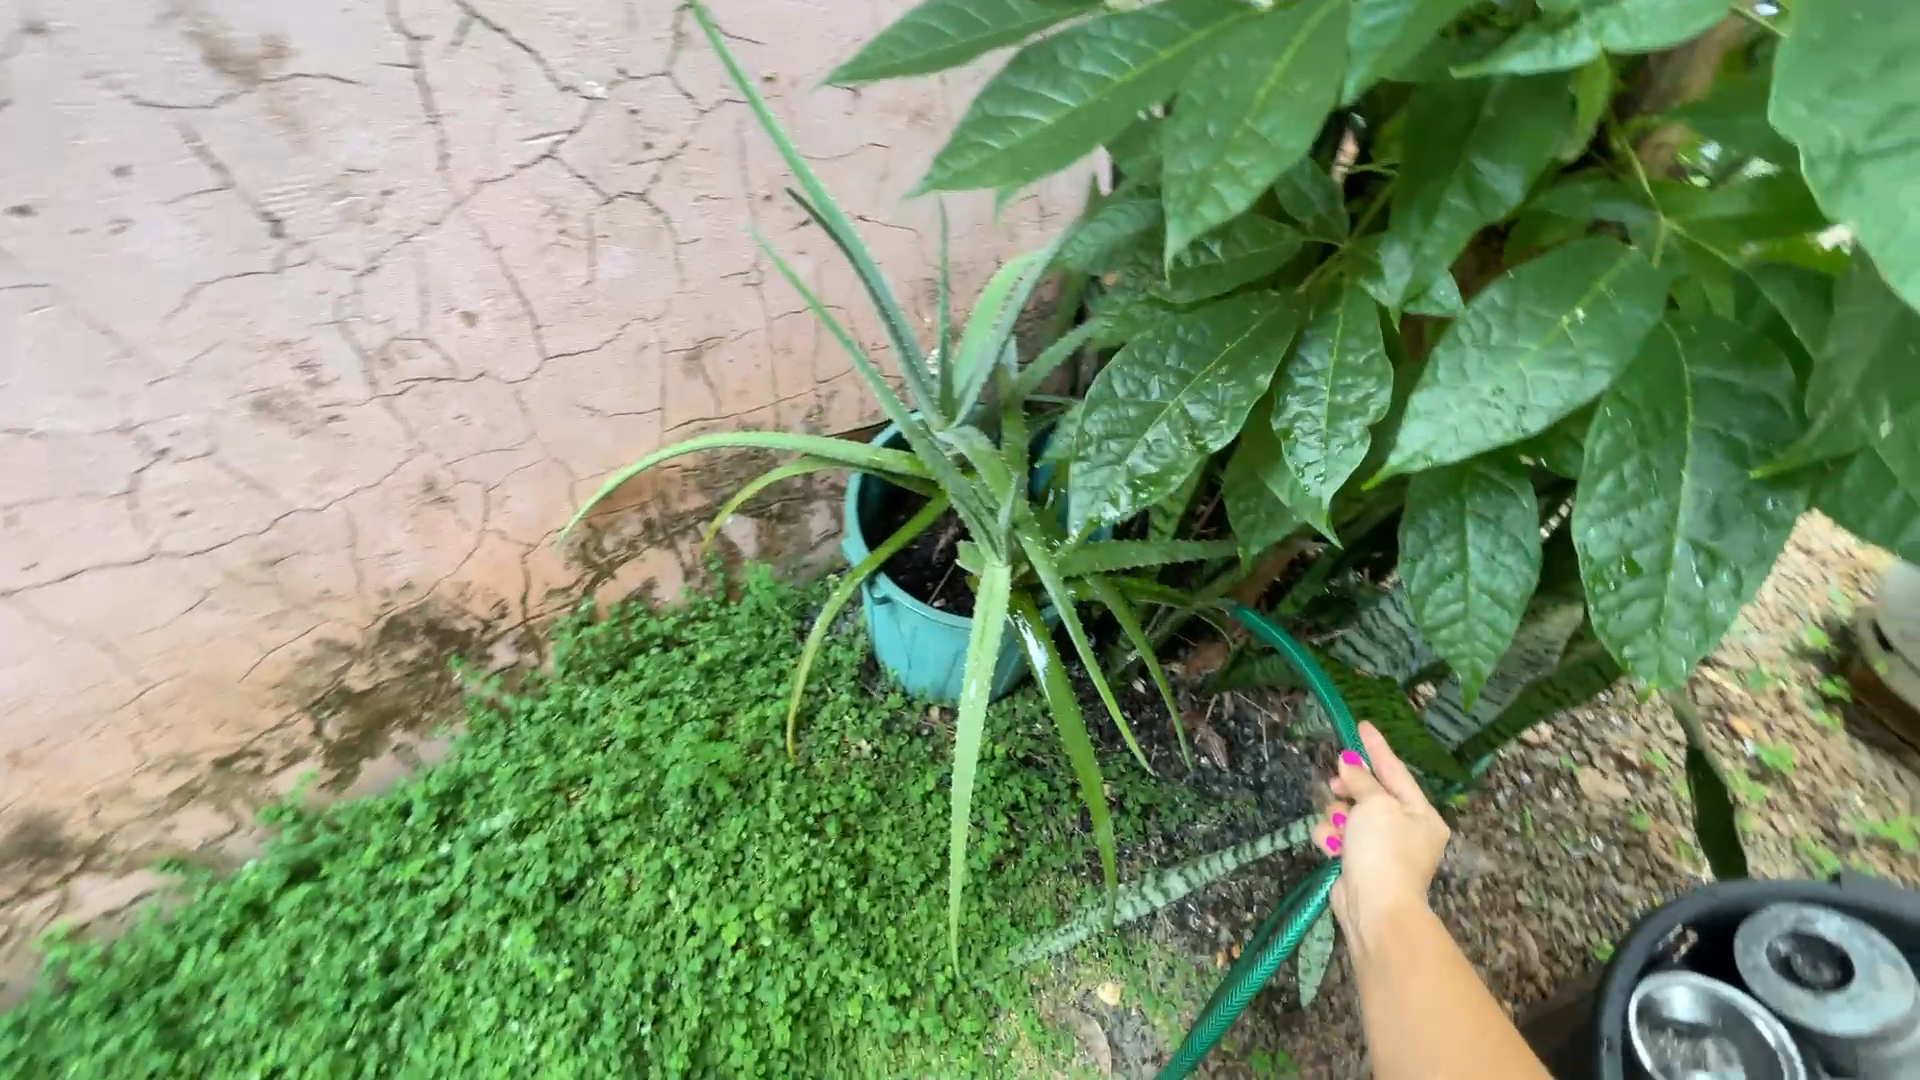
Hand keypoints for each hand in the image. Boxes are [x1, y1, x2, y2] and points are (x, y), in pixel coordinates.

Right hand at [1311, 721, 1450, 957]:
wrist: (1375, 906)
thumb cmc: (1384, 850)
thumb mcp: (1375, 804)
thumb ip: (1361, 780)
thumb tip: (1349, 764)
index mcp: (1421, 814)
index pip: (1395, 771)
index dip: (1376, 747)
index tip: (1361, 725)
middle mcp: (1405, 829)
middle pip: (1369, 793)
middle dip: (1349, 789)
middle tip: (1334, 784)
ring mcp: (1381, 848)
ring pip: (1348, 813)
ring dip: (1336, 816)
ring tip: (1336, 830)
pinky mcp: (1358, 862)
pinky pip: (1338, 835)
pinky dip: (1331, 837)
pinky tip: (1328, 846)